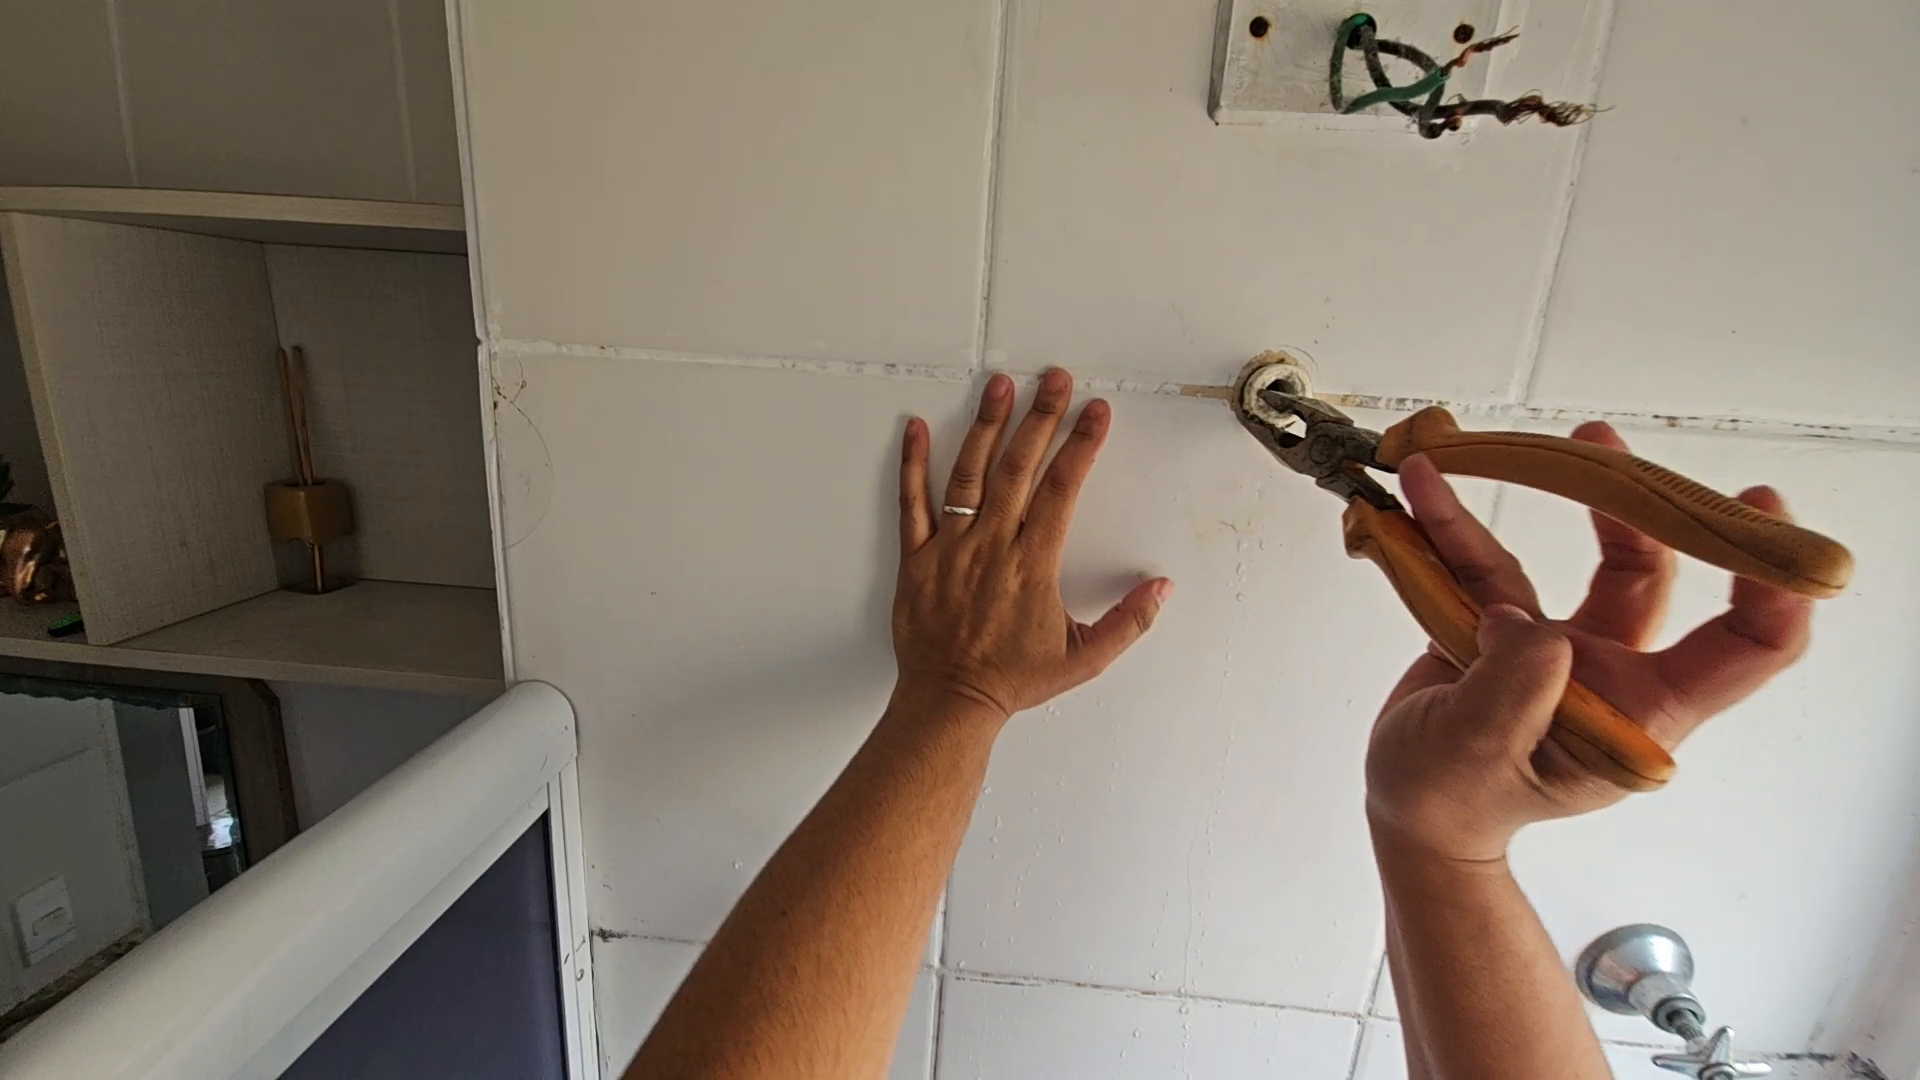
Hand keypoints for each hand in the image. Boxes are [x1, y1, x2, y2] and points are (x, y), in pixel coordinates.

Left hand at [892, 369, 1172, 722]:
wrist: (950, 699)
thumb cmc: (1014, 679)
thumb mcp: (1084, 660)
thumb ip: (1128, 622)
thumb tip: (1162, 587)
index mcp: (1033, 564)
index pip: (1062, 489)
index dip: (1082, 445)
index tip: (1097, 412)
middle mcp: (992, 546)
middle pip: (1019, 468)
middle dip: (1041, 417)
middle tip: (1054, 379)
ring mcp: (951, 548)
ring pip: (969, 475)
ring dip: (986, 427)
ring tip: (999, 386)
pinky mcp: (917, 558)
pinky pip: (912, 503)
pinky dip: (912, 464)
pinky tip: (916, 429)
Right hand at [1365, 422, 1813, 862]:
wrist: (1409, 802)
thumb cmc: (1451, 796)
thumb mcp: (1481, 753)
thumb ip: (1514, 687)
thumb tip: (1522, 619)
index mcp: (1638, 714)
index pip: (1745, 647)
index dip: (1767, 584)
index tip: (1756, 511)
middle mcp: (1604, 671)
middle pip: (1640, 575)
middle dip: (1624, 507)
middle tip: (1597, 447)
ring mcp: (1544, 648)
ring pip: (1542, 562)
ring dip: (1494, 510)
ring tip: (1439, 466)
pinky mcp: (1489, 633)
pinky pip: (1469, 574)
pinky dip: (1436, 538)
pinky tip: (1412, 504)